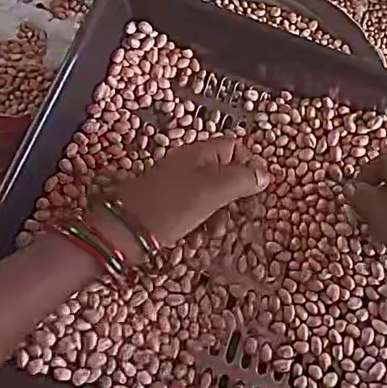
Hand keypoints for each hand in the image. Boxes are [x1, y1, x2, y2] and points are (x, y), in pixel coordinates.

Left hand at [108, 138, 270, 250]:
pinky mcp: (168, 208)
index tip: (255, 193)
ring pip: (212, 198)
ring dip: (219, 216)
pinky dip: (201, 225)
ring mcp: (177, 187)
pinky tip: (197, 239)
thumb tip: (265, 175)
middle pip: (226, 175)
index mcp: (199, 153)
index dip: (250, 167)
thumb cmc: (169, 207)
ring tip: (213, 233)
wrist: (122, 232)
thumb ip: (241, 180)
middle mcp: (188, 165)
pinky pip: (195, 213)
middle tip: (240, 217)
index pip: (236, 148)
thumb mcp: (211, 190)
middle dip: (235, 198)